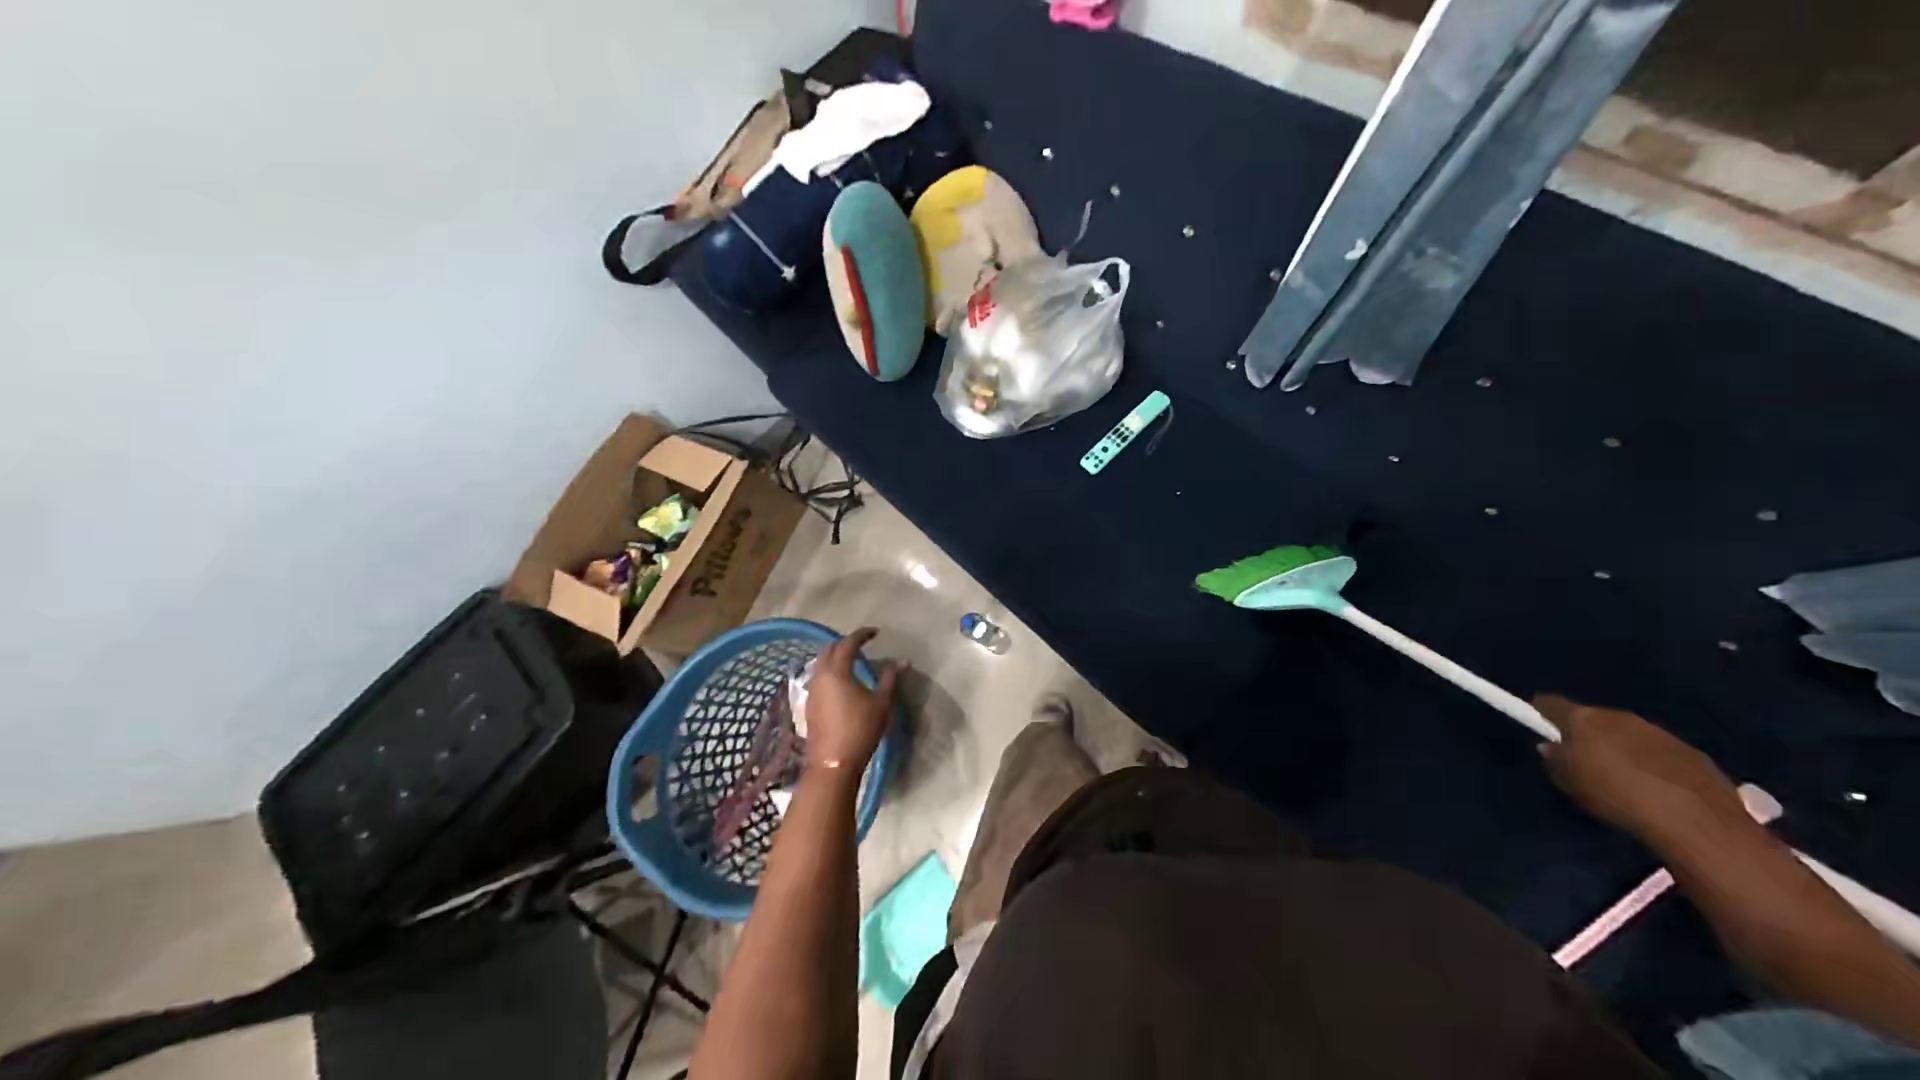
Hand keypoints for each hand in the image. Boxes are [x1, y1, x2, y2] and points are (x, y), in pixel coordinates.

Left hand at [803, 628, 903, 772]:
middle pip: (829, 649)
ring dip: (835, 656)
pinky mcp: (809, 704)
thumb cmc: (860, 729)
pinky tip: (841, 680)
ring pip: (820, 663)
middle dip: (845, 643)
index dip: (862, 635)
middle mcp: (820, 675)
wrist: (834, 762)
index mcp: (837, 671)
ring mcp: (812, 690)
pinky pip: (818, 676)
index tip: (875, 632)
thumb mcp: (881, 703)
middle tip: (862, 644)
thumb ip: (891, 679)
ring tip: (851, 660)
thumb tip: (903, 661)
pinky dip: (829, 670)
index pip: (848, 643)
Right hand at [1535, 694, 1750, 842]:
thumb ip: (1555, 759)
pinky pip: (1659, 751)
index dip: (1540, 714)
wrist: (1698, 822)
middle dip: (1585, 735)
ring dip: (1620, 748)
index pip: (1549, 703)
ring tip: (1625, 780)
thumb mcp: (1569, 782)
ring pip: (1627, 733)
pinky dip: (1651, 763)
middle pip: (1591, 718)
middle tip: (1584, 763)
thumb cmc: (1617, 797)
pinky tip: (1657, 789)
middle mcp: (1619, 716)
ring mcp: (1659, 732)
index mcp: (1583, 718)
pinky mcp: (1691, 751)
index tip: (1540, 731)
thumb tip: (1554, 748)